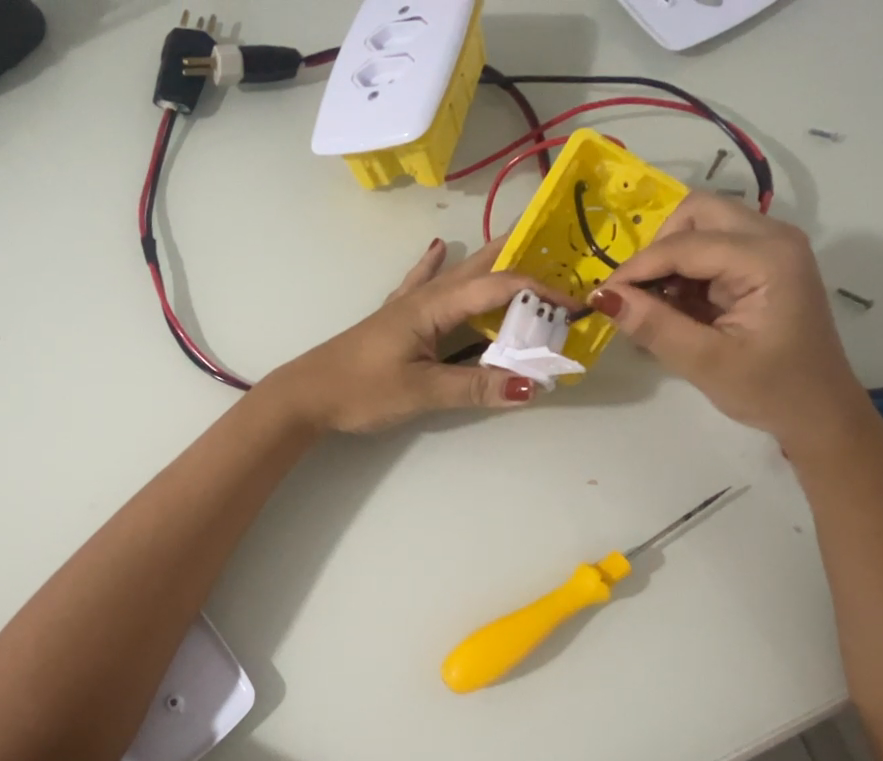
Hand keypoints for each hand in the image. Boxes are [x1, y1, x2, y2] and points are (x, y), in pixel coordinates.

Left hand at [259, 238, 569, 434]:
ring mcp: (408, 306)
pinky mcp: (396, 320)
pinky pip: (426, 284)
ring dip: (493, 261)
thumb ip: (475, 386)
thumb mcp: (421, 392)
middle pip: (481, 267)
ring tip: (523, 242)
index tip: (576, 304)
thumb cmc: (360, 390)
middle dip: (522, 255)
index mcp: (434, 306)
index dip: (541, 291)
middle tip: (562, 245)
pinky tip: (437, 248)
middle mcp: (425, 297)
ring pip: (460, 275)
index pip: (499, 286)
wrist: (306, 396)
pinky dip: (439, 267)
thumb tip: (532, 386)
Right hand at [587, 193, 875, 453]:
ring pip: (702, 226)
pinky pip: (712, 248)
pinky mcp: (764, 262)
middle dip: (657, 251)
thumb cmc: (769, 390)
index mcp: (767, 258)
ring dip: (671, 261)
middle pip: (696, 214)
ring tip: (660, 309)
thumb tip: (603, 298)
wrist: (818, 410)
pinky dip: (686, 272)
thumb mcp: (706, 363)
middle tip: (637, 297)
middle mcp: (773, 236)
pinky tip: (681, 311)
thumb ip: (655, 326)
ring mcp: (771, 246)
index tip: (600, 299)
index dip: (636, 268)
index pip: (684, 244)